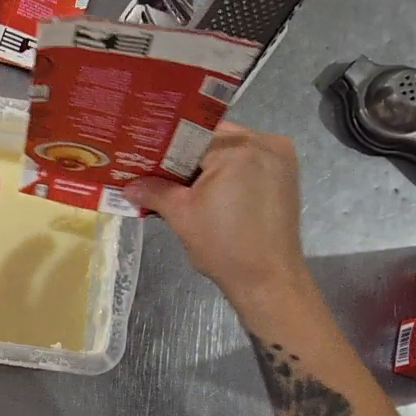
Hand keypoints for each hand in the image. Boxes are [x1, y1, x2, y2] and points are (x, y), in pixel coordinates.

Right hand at [125, 124, 309, 311]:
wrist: (268, 278)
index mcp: (236, 149)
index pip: (189, 137)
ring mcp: (280, 156)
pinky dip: (230, 171)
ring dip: (208, 164)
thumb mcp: (181, 217)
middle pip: (212, 140)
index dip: (164, 151)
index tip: (145, 164)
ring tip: (184, 185)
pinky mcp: (286, 173)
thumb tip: (129, 186)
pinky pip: (250, 160)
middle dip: (186, 157)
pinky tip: (213, 191)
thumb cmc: (223, 246)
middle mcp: (264, 142)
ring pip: (232, 148)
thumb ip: (154, 192)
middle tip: (160, 175)